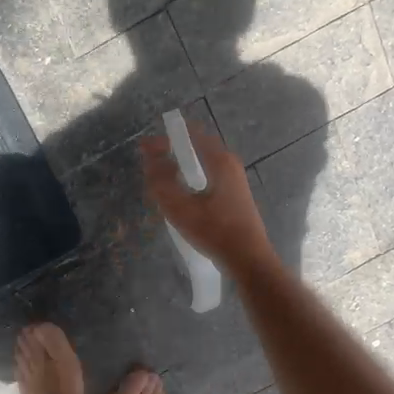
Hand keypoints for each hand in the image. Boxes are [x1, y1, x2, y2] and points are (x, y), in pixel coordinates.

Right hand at [140, 128, 276, 274]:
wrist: (249, 260)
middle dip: (172, 152)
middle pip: (197, 148)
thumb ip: (162, 181)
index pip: (191, 134)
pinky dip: (192, 180)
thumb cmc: (215, 232)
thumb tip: (152, 158)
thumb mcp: (180, 208)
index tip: (145, 149)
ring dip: (182, 168)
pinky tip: (182, 198)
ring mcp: (235, 181)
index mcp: (220, 161)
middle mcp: (230, 164)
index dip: (165, 138)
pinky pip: (209, 178)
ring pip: (203, 165)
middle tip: (151, 165)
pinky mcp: (235, 196)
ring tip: (162, 182)